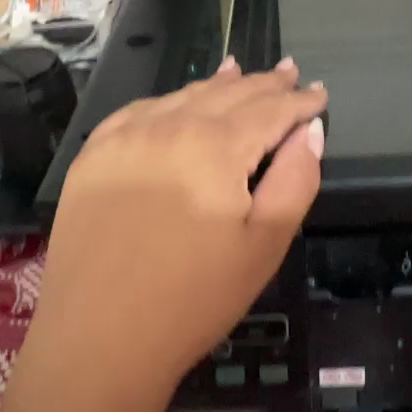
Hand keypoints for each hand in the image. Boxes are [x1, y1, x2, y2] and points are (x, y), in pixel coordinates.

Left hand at [19, 57, 328, 409]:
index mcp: (215, 146)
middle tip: (290, 71)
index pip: (269, 110)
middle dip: (264, 84)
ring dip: (218, 85)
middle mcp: (168, 127)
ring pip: (183, 97)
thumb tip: (309, 131)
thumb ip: (295, 180)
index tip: (319, 93)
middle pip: (227, 94)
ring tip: (241, 70)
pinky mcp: (92, 157)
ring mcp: (123, 138)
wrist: (98, 340)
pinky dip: (169, 100)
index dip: (299, 101)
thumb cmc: (194, 299)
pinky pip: (139, 112)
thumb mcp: (264, 245)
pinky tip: (179, 102)